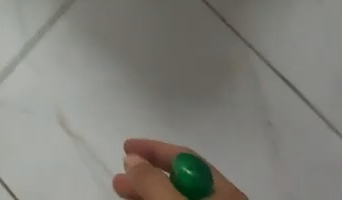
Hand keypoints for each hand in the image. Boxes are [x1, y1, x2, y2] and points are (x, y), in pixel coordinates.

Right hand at [112, 139, 247, 199]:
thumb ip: (152, 179)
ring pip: (177, 195)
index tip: (125, 147)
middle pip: (179, 177)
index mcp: (222, 186)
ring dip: (147, 190)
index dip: (152, 148)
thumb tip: (131, 157)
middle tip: (119, 176)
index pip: (184, 156)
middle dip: (144, 173)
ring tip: (123, 193)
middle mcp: (222, 196)